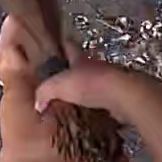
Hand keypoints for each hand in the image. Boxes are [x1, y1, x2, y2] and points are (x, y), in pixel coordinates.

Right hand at [32, 50, 160, 125]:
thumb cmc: (90, 84)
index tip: (54, 48)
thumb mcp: (58, 86)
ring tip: (72, 103)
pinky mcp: (118, 96)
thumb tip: (37, 104)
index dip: (61, 45)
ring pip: (94, 83)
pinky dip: (96, 106)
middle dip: (72, 72)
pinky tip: (88, 115)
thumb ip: (44, 92)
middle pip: (81, 65)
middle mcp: (95, 66)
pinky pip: (104, 100)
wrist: (124, 95)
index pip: (69, 46)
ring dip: (85, 91)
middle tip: (59, 83)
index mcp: (80, 58)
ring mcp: (109, 80)